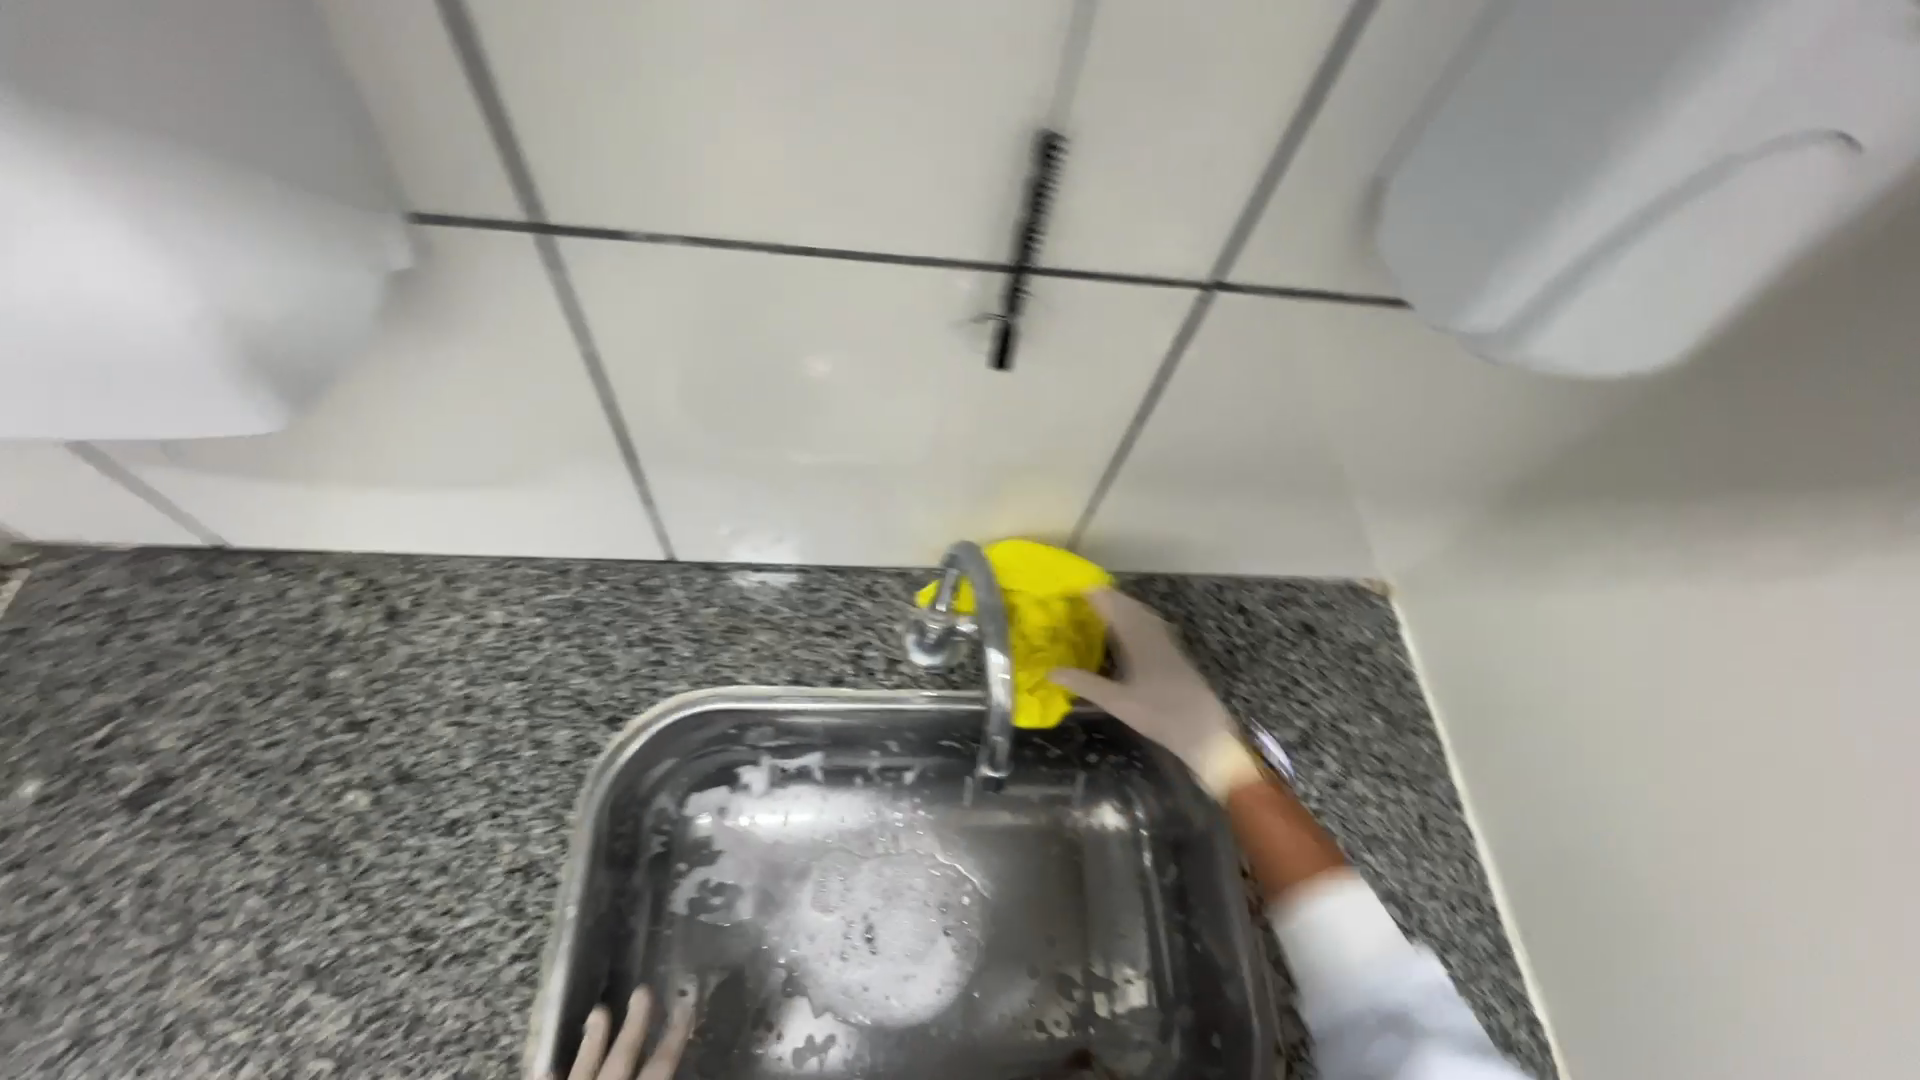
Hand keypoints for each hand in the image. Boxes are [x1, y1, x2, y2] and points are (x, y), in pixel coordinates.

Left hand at [557, 987, 694, 1079]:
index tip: (686, 1007)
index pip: (660, 1065)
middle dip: (635, 1022)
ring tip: (598, 1010)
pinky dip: (549, 1073)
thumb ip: (655, 1078)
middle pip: (624, 1055)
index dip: (674, 1037)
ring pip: (584, 1067)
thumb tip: (670, 1066)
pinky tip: (548, 1063)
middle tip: (644, 990)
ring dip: (592, 1040)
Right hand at [1049, 588, 1260, 799]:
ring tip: (1099, 608)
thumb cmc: (1160, 715)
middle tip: (1080, 596)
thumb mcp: (1117, 702)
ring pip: (1142, 614)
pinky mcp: (1174, 653)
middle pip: (1128, 605)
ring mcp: (1167, 642)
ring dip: (1121, 606)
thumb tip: (1050, 672)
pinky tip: (1128, 630)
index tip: (1072, 587)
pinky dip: (1134, 619)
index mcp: (1139, 639)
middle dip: (1106, 597)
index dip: (1094, 594)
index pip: (1114, 606)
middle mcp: (1154, 633)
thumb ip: (1084, 683)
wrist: (1206, 732)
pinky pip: (1150, 624)